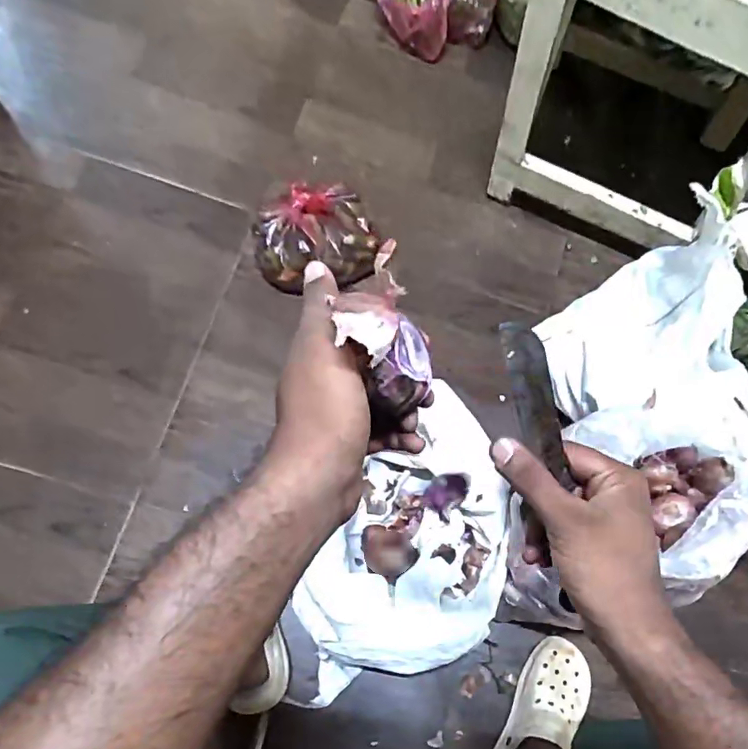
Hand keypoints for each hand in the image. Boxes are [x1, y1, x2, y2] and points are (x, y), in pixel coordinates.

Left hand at [266, 262, 425, 512]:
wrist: (318, 481)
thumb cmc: (326, 413)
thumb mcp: (323, 352)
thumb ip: (324, 312)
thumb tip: (317, 266)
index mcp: (319, 356)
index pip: (358, 332)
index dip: (389, 332)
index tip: (420, 340)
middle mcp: (328, 383)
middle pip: (376, 368)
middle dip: (406, 375)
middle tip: (429, 387)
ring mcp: (341, 416)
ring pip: (383, 402)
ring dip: (407, 408)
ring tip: (421, 416)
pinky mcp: (353, 445)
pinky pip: (383, 432)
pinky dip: (400, 435)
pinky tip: (414, 443)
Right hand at [491, 438, 674, 640]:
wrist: (627, 626)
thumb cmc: (600, 566)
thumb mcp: (562, 519)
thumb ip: (531, 479)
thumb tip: (501, 442)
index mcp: (618, 477)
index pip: (567, 453)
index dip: (536, 467)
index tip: (508, 484)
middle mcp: (618, 493)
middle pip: (561, 483)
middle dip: (537, 508)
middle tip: (526, 531)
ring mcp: (610, 519)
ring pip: (559, 509)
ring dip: (539, 530)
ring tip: (532, 553)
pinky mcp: (601, 543)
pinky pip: (567, 530)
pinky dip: (550, 543)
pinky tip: (539, 561)